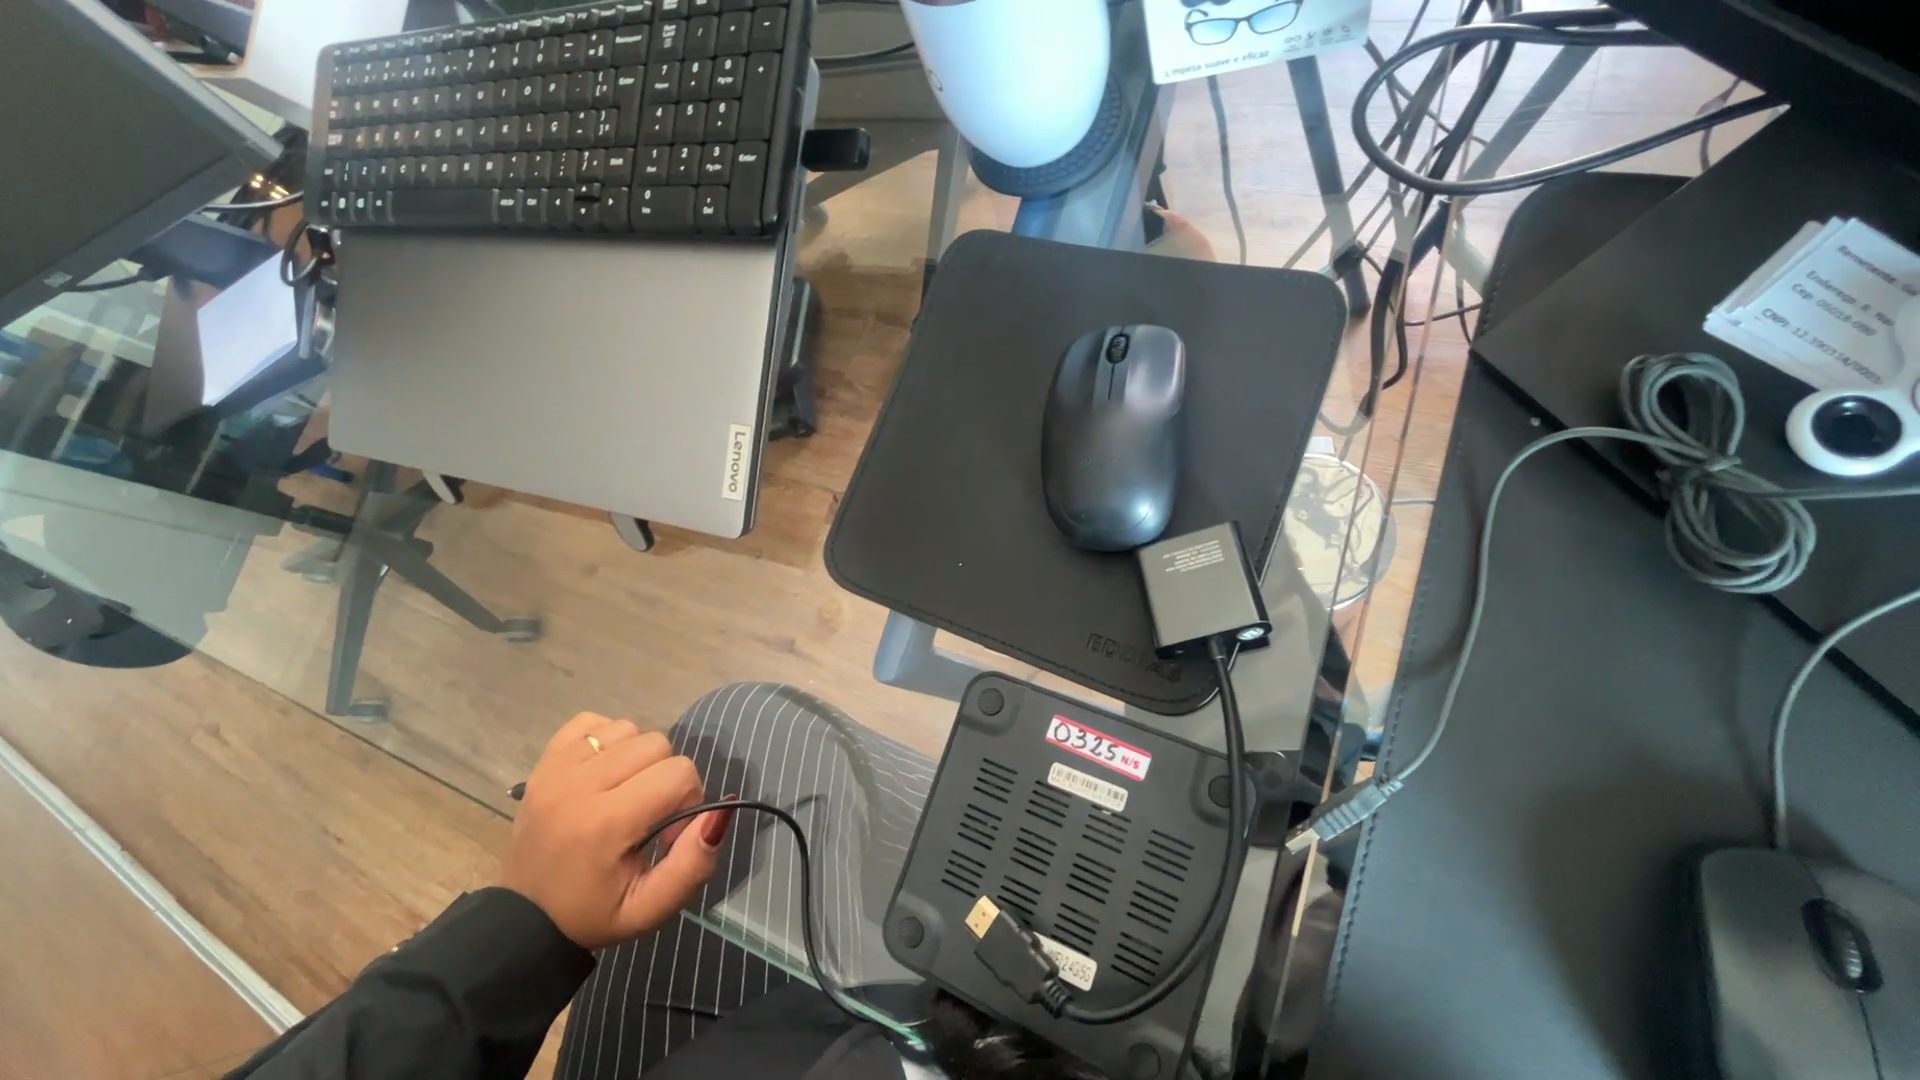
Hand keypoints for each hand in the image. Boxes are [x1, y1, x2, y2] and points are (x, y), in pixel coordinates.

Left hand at [502, 712, 734, 949]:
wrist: (524, 918)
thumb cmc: (594, 912)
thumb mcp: (651, 908)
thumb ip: (693, 864)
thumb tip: (720, 811)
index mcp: (605, 822)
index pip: (678, 772)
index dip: (688, 800)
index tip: (669, 833)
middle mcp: (578, 784)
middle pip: (657, 743)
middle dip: (666, 777)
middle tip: (650, 814)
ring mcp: (556, 768)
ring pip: (629, 728)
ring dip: (639, 757)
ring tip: (627, 793)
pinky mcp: (544, 760)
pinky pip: (592, 722)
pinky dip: (608, 740)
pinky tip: (605, 772)